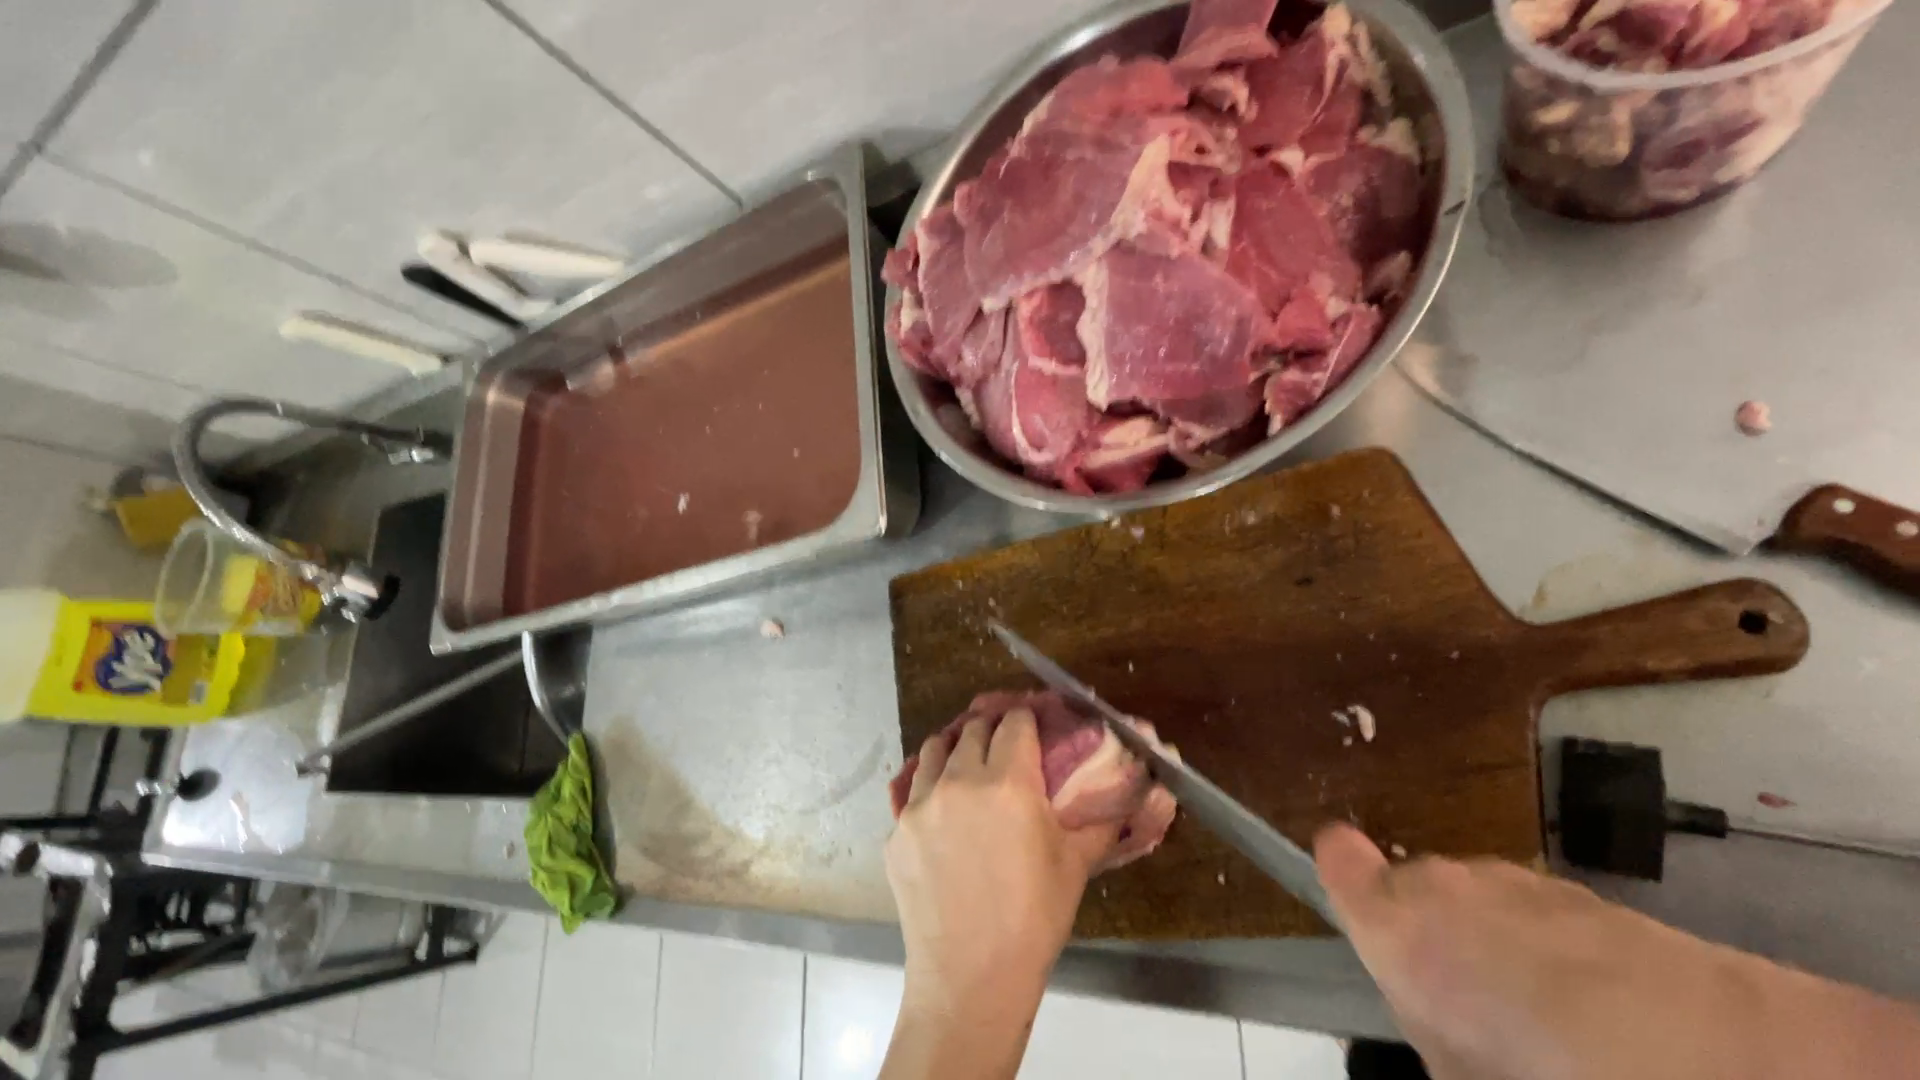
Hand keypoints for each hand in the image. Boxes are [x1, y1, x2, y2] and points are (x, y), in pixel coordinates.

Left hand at [882, 709, 1118, 1078]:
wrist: (971, 977)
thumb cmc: (1034, 918)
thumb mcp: (1076, 863)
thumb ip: (1100, 818)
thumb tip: (1133, 788)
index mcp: (1007, 782)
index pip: (1015, 722)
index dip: (1027, 719)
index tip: (1034, 727)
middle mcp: (959, 781)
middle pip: (973, 730)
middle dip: (992, 730)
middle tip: (1005, 747)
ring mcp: (919, 806)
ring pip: (935, 751)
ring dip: (955, 750)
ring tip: (969, 767)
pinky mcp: (896, 832)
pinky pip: (912, 793)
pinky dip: (931, 791)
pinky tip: (944, 815)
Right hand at [1314, 823, 1919, 1079]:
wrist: (1694, 1049)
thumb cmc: (1532, 1069)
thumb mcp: (1449, 1069)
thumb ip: (1422, 1025)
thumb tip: (1434, 1020)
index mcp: (1391, 923)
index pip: (1335, 856)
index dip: (1339, 869)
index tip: (1353, 899)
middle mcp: (1439, 884)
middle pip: (1412, 887)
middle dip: (1429, 928)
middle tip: (1465, 997)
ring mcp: (1509, 881)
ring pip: (1477, 899)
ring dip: (1491, 937)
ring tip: (1541, 1009)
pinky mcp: (1576, 891)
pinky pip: (1535, 911)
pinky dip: (1548, 944)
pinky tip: (1593, 1004)